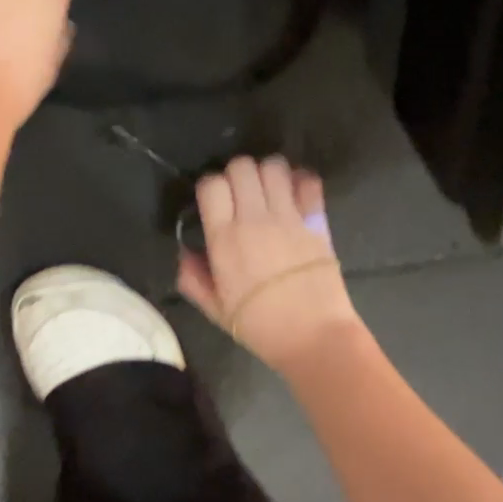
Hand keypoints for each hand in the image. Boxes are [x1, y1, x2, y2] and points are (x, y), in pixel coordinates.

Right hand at [177, 156, 369, 371]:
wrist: (313, 336)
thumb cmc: (260, 326)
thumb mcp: (215, 310)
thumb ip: (193, 279)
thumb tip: (185, 254)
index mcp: (225, 240)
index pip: (211, 185)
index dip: (209, 187)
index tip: (213, 204)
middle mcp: (255, 220)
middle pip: (241, 166)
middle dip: (236, 174)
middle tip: (240, 195)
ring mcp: (289, 217)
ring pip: (273, 166)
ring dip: (266, 173)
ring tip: (266, 191)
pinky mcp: (317, 220)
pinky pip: (308, 181)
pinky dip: (299, 180)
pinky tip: (293, 196)